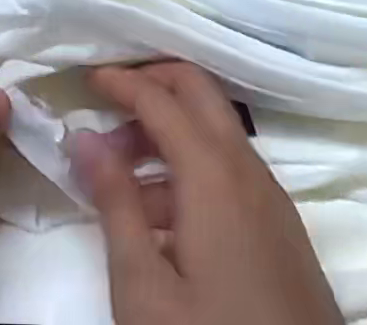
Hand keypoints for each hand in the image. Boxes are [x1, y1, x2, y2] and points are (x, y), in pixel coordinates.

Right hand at [68, 63, 341, 324]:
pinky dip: (190, 161)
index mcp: (215, 175)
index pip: (161, 98)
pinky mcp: (282, 230)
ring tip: (120, 170)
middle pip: (200, 91)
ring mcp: (273, 200)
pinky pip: (230, 167)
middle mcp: (250, 171)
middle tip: (107, 99)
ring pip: (215, 128)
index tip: (84, 79)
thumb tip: (85, 138)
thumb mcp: (144, 287)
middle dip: (151, 81)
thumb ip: (114, 202)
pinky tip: (159, 212)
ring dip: (167, 126)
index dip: (120, 80)